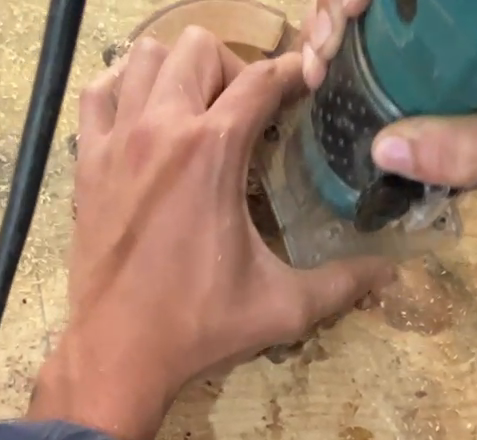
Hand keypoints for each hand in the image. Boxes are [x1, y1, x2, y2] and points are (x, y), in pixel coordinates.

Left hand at [28, 28, 391, 439]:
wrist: (118, 354)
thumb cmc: (199, 329)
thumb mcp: (282, 308)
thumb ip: (341, 284)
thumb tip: (389, 274)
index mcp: (213, 152)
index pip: (262, 80)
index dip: (292, 74)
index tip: (307, 85)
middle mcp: (162, 128)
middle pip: (199, 49)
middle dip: (232, 69)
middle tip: (246, 115)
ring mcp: (116, 141)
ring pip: (144, 58)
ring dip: (176, 72)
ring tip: (195, 112)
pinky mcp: (86, 163)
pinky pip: (98, 93)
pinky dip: (123, 91)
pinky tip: (142, 121)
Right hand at [299, 4, 476, 313]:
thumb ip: (471, 146)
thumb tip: (383, 148)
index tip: (350, 6)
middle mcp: (475, 11)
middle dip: (341, 4)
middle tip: (320, 49)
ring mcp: (453, 49)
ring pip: (380, 27)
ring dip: (336, 39)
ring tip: (315, 71)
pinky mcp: (438, 89)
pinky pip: (386, 73)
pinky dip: (351, 76)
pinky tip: (326, 87)